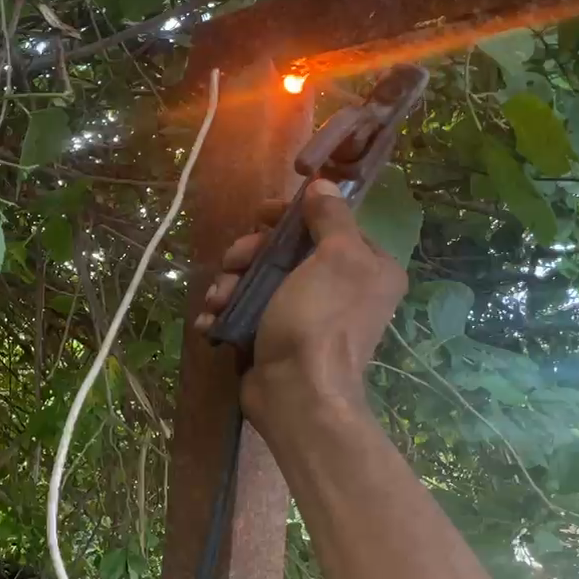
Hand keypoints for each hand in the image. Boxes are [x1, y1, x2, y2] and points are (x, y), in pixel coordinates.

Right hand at [193, 179, 406, 418]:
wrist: (296, 393)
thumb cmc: (319, 320)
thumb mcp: (336, 258)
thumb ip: (330, 218)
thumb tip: (323, 185)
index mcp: (366, 267)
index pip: (327, 224)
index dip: (290, 215)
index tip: (259, 214)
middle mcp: (340, 288)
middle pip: (283, 250)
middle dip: (249, 254)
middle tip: (232, 262)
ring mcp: (302, 314)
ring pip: (256, 279)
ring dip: (229, 285)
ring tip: (217, 301)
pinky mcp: (271, 336)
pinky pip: (243, 310)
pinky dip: (224, 313)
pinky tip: (211, 321)